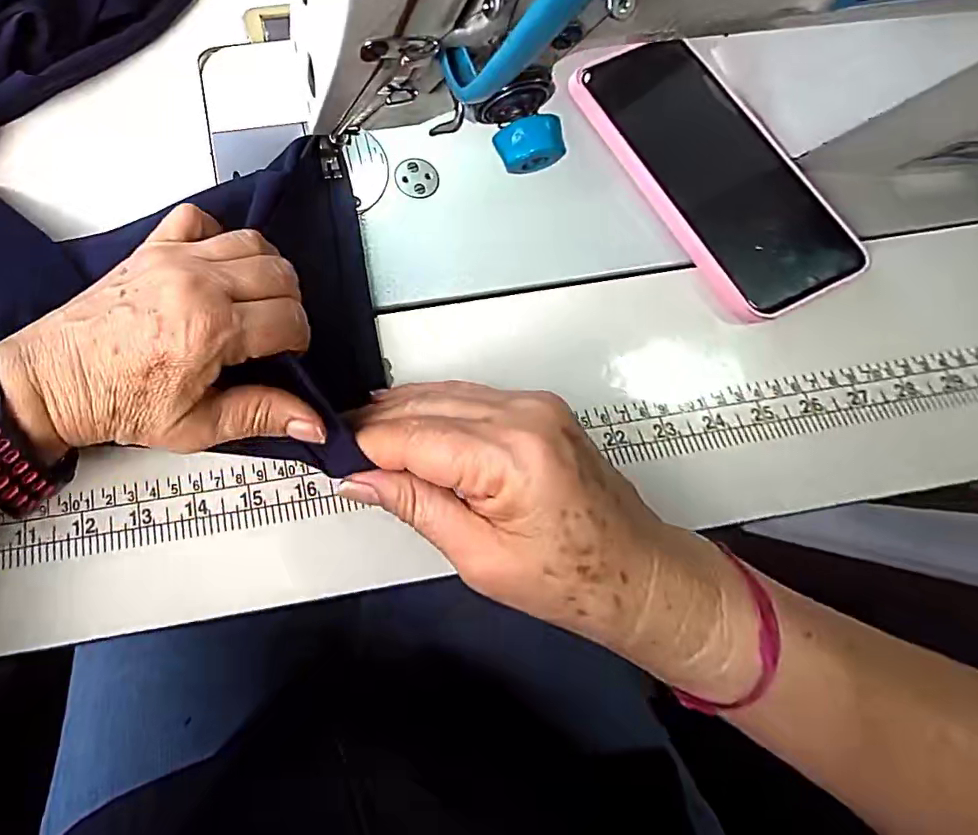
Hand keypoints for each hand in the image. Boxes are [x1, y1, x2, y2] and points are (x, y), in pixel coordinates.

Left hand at [0, 204, 324, 457]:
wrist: (56, 379)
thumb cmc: (111, 400)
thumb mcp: (192, 425)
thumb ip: (257, 415)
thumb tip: (308, 420)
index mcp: (210, 329)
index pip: (290, 319)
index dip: (297, 341)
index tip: (285, 352)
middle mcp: (195, 283)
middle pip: (280, 274)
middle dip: (288, 305)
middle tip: (270, 331)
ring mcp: (171, 259)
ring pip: (251, 241)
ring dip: (263, 269)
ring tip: (250, 300)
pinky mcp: (149, 249)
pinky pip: (196, 219)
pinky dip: (215, 233)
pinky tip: (213, 263)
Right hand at [342, 382, 760, 699]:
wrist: (647, 578)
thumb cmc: (574, 582)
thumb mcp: (477, 557)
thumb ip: (412, 504)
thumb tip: (355, 478)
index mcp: (511, 458)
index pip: (406, 438)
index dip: (360, 448)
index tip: (330, 461)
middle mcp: (522, 416)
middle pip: (415, 408)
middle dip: (370, 428)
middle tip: (336, 453)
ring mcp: (530, 404)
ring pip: (432, 394)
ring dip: (392, 416)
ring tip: (360, 442)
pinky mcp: (531, 404)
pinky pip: (458, 395)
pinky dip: (422, 409)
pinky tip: (399, 424)